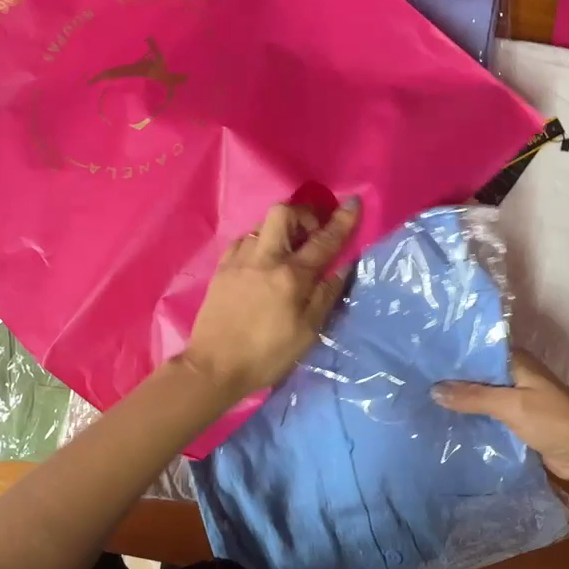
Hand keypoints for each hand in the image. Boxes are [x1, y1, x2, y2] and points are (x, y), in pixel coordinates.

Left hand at [180, 198, 361, 398]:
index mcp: (290, 276)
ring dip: (280, 231)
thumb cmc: (266, 355)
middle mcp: (264, 258)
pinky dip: (259, 244)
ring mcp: (239, 260)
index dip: (342, 220)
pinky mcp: (222, 268)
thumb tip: (343, 267)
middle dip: (302, 215)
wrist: (214, 366)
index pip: (323, 240)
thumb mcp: (307, 332)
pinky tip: (262, 263)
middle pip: (283, 212)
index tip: (354, 202)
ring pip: (262, 226)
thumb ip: (325, 295)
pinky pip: (244, 241)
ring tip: (287, 253)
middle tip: (311, 234)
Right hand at [432, 350, 568, 500]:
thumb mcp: (512, 405)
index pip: (479, 349)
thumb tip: (433, 390)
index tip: (423, 356)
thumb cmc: (556, 422)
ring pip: (482, 396)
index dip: (454, 353)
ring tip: (423, 400)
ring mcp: (519, 400)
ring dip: (461, 400)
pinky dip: (473, 418)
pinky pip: (489, 416)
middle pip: (478, 374)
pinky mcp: (519, 422)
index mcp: (519, 361)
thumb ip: (474, 397)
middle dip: (452, 379)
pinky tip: (448, 422)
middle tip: (415, 380)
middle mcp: (517, 375)